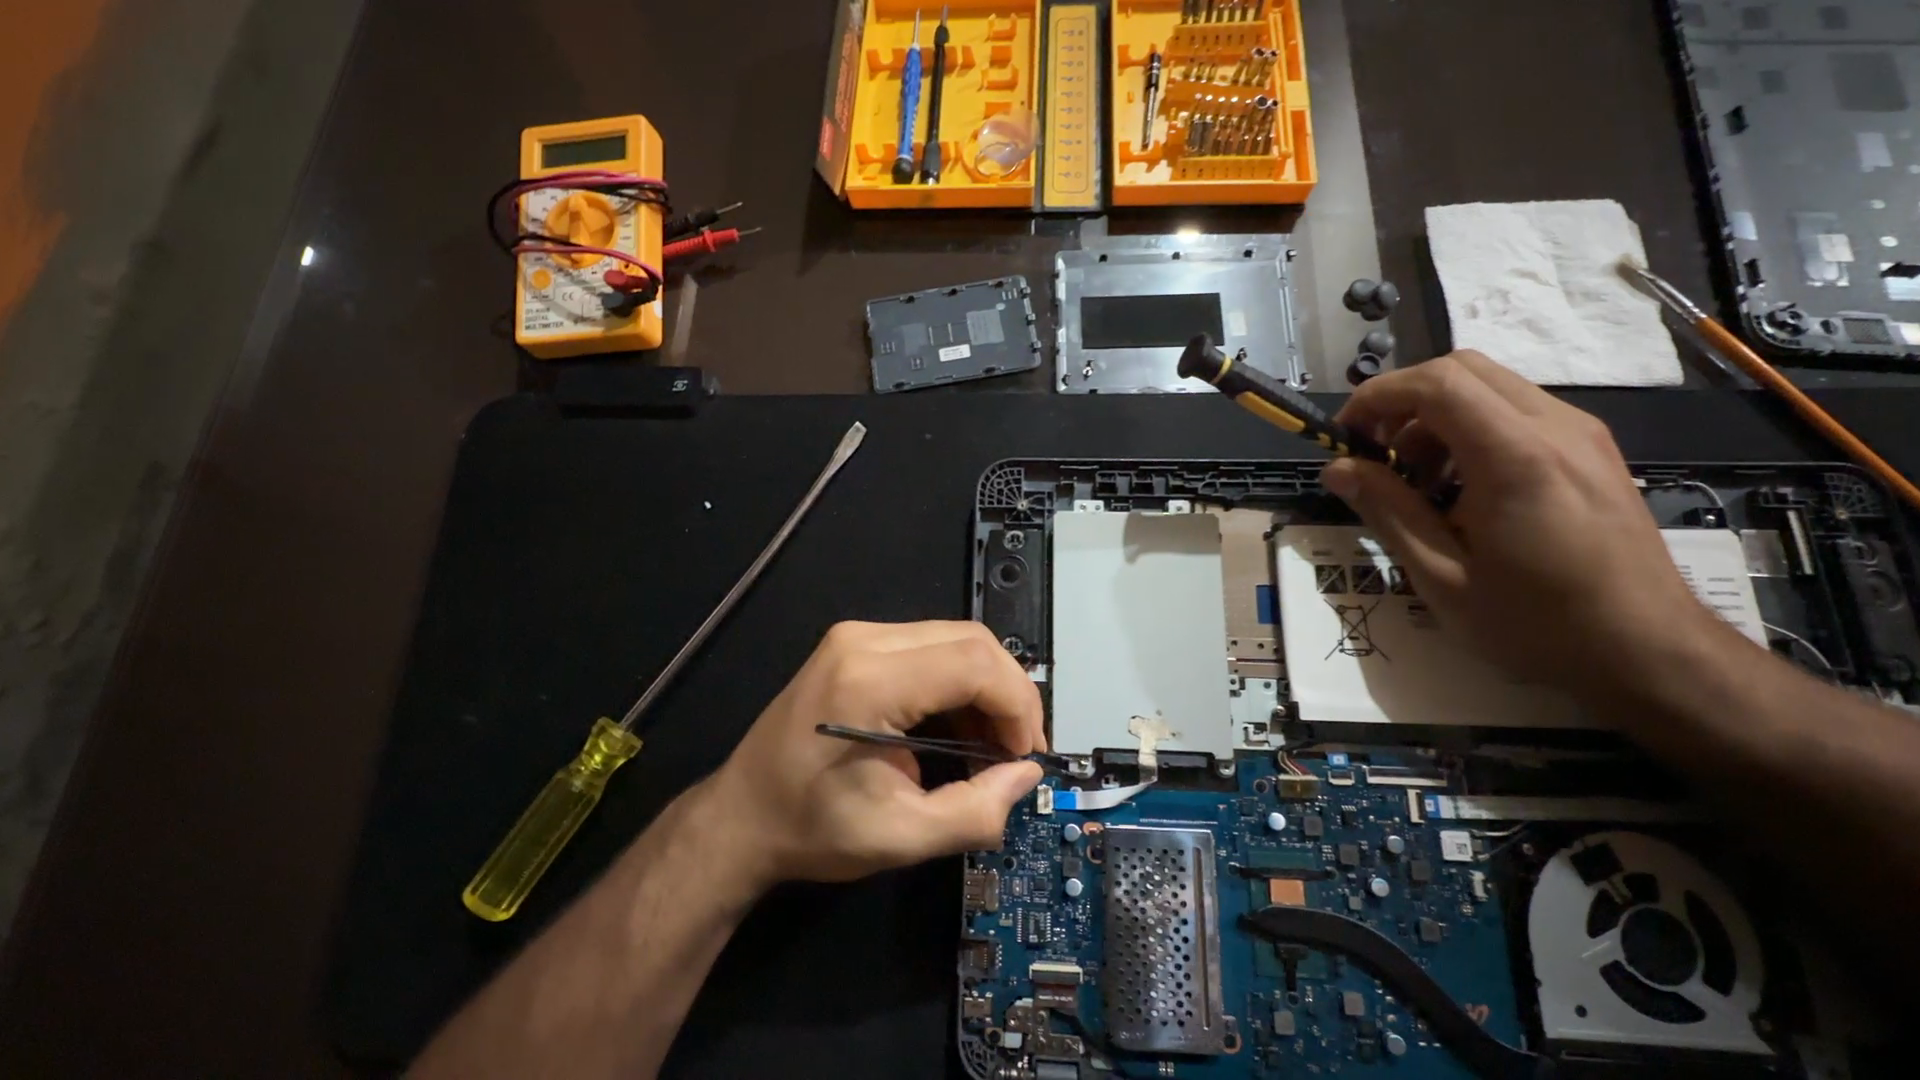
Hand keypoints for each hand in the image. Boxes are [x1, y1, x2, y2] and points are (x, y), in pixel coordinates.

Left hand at [707, 620, 1045, 889]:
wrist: (742, 816)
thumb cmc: (811, 829)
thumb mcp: (900, 837)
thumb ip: (976, 811)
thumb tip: (1026, 775)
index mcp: (868, 681)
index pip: (974, 664)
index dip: (1017, 706)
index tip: (1023, 757)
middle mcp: (863, 640)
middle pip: (972, 642)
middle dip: (1009, 695)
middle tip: (1015, 753)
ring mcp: (856, 636)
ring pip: (956, 640)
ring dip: (986, 689)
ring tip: (990, 747)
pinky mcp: (855, 644)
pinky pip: (931, 648)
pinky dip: (959, 684)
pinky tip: (959, 729)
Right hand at [1320, 351, 1721, 696]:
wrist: (1648, 650)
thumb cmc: (1537, 624)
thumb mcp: (1443, 578)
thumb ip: (1388, 512)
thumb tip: (1339, 468)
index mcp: (1515, 457)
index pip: (1437, 383)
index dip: (1378, 396)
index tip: (1344, 436)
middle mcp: (1555, 427)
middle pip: (1463, 369)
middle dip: (1405, 401)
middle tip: (1376, 453)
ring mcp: (1582, 435)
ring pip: (1492, 387)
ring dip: (1438, 417)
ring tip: (1417, 481)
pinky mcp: (1592, 451)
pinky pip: (1519, 413)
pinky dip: (1473, 430)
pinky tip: (1462, 489)